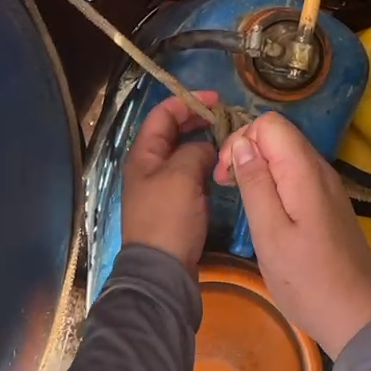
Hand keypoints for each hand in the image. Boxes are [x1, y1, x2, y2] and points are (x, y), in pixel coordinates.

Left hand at [121, 91, 218, 269]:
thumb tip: (206, 147)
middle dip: (197, 121)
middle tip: (225, 117)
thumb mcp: (182, 176)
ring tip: (228, 139)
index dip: (187, 102)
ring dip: (203, 144)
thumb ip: (195, 151)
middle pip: (172, 133)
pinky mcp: (174, 205)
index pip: (162, 115)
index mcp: (143, 154)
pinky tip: (221, 167)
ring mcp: (161, 187)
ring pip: (182, 154)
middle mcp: (148, 167)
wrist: (162, 272)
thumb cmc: (168, 217)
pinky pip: (190, 175)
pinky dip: (204, 166)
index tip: (215, 99)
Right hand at [215, 113, 370, 356]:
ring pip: (286, 154)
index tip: (226, 175)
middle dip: (247, 151)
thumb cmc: (308, 279)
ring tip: (243, 200)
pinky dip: (275, 182)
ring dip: (259, 167)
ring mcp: (327, 186)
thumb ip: (255, 184)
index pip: (269, 123)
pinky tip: (266, 211)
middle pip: (278, 135)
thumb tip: (242, 143)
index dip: (241, 140)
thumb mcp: (270, 234)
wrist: (358, 318)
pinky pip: (296, 174)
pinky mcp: (329, 203)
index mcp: (304, 171)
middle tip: (228, 187)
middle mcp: (319, 169)